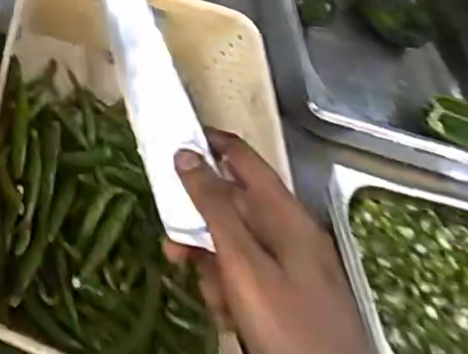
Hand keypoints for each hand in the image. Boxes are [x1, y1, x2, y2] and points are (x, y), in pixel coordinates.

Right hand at [167, 130, 369, 353]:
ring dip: (211, 260)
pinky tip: (224, 312)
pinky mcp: (292, 301)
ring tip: (201, 286)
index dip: (210, 143)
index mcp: (287, 216)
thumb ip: (214, 206)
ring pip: (238, 243)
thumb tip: (187, 154)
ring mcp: (296, 270)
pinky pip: (250, 276)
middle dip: (200, 219)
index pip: (244, 158)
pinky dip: (230, 287)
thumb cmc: (289, 327)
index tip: (174, 140)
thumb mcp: (243, 263)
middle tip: (172, 237)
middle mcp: (293, 235)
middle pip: (236, 204)